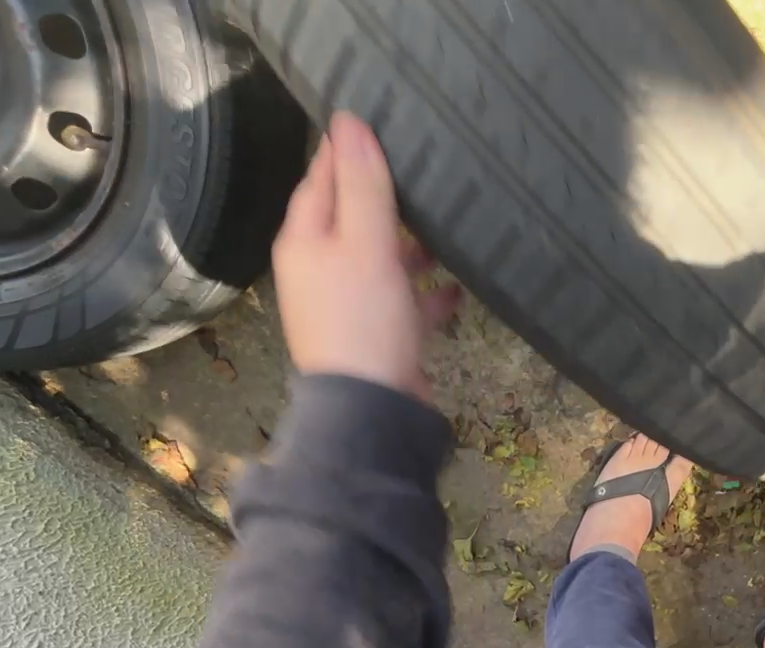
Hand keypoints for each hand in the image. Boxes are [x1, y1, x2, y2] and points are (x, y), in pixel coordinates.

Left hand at [272, 112, 461, 399]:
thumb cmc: (363, 320)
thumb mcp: (366, 246)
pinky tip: (457, 288)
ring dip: (412, 247)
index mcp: (306, 242)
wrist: (371, 408)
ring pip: (382, 261)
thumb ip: (364, 188)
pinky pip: (405, 302)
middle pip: (353, 220)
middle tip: (424, 172)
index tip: (377, 123)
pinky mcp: (380, 335)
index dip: (346, 152)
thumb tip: (350, 122)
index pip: (322, 180)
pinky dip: (427, 293)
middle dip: (387, 199)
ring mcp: (351, 306)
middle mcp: (322, 271)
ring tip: (447, 230)